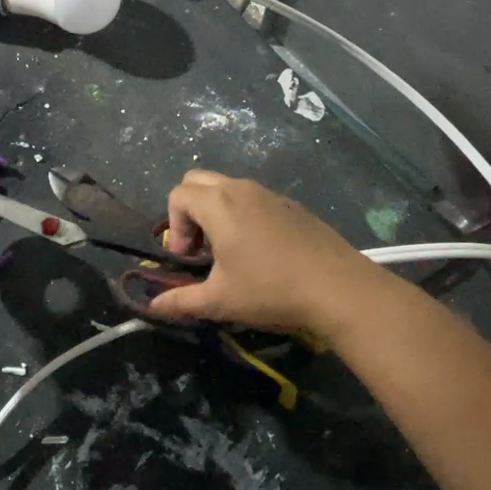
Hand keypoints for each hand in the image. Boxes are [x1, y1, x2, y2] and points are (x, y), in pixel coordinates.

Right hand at [148, 171, 388, 343]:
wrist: (339, 288)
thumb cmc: (271, 290)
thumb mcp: (220, 300)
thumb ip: (181, 301)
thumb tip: (151, 307)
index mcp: (217, 204)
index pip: (177, 196)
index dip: (173, 227)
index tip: (186, 260)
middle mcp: (239, 188)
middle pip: (197, 181)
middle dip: (189, 210)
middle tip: (200, 248)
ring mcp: (268, 193)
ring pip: (227, 188)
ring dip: (217, 211)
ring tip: (229, 251)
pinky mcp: (292, 205)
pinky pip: (254, 199)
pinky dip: (244, 215)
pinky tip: (262, 252)